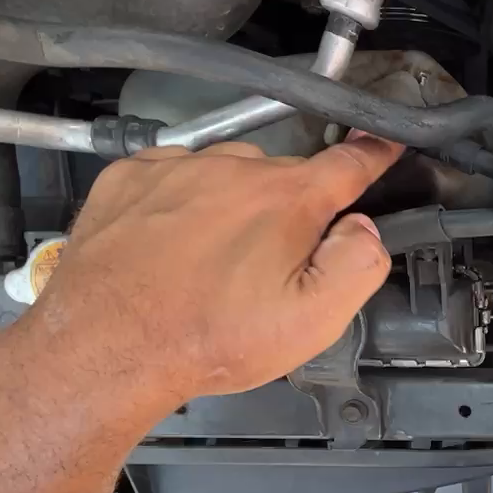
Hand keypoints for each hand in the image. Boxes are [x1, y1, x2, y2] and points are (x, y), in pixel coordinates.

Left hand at [0, 137, 401, 428]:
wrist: (108, 349)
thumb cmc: (215, 336)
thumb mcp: (316, 319)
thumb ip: (359, 264)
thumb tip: (363, 227)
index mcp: (287, 199)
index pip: (347, 164)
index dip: (373, 155)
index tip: (384, 143)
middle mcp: (232, 169)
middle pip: (287, 175)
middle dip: (297, 207)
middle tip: (282, 263)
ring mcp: (175, 168)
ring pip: (232, 172)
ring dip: (243, 201)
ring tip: (226, 258)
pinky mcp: (128, 179)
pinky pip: (178, 173)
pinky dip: (192, 198)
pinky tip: (183, 242)